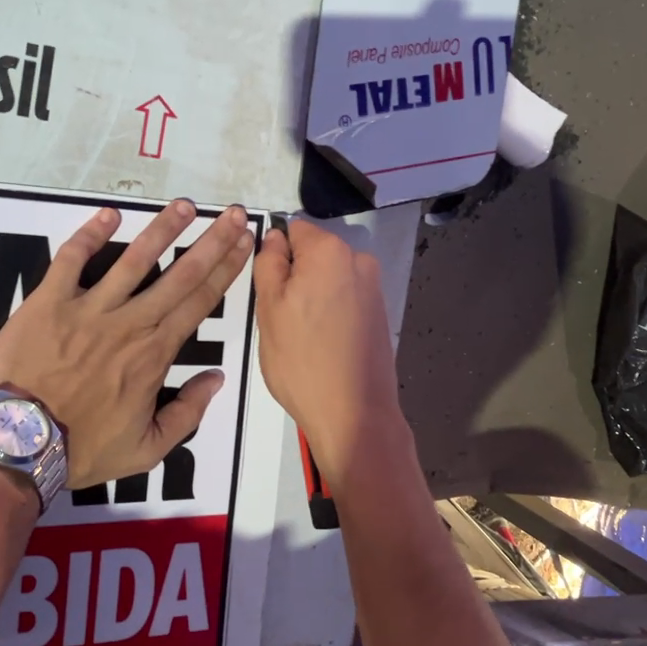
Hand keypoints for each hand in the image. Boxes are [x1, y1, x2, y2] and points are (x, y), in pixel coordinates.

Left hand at [0, 200, 253, 487]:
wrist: (17, 443)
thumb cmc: (82, 450)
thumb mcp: (146, 450)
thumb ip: (186, 414)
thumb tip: (216, 379)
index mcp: (154, 353)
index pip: (200, 301)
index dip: (226, 269)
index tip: (244, 243)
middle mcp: (129, 322)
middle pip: (180, 274)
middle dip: (211, 241)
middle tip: (234, 213)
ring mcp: (88, 307)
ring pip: (134, 259)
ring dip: (162, 229)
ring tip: (185, 205)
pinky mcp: (48, 301)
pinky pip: (72, 259)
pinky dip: (90, 235)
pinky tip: (109, 215)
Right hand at [253, 219, 404, 484]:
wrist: (354, 414)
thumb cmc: (301, 360)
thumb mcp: (268, 309)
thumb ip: (269, 264)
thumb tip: (275, 238)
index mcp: (330, 251)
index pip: (293, 231)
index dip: (274, 256)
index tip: (267, 289)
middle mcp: (358, 261)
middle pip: (313, 255)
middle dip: (294, 278)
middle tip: (280, 318)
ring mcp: (373, 289)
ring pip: (328, 280)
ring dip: (311, 298)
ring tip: (300, 336)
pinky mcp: (379, 316)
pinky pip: (344, 301)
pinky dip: (330, 315)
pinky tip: (321, 345)